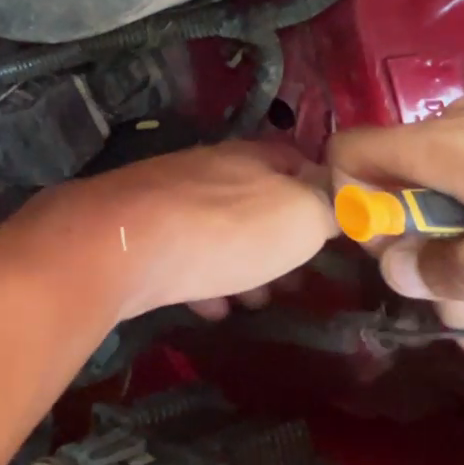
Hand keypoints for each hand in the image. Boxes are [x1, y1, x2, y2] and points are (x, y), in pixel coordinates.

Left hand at [2, 142, 335, 321]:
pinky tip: (209, 308)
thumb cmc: (222, 229)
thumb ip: (329, 207)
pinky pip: (184, 258)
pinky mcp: (141, 235)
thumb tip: (341, 199)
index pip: (299, 163)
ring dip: (244, 269)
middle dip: (282, 245)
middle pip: (258, 203)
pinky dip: (202, 283)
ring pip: (221, 233)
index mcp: (249, 156)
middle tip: (297, 284)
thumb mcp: (300, 215)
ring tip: (255, 303)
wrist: (122, 246)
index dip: (325, 197)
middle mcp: (208, 169)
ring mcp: (170, 200)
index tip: (341, 236)